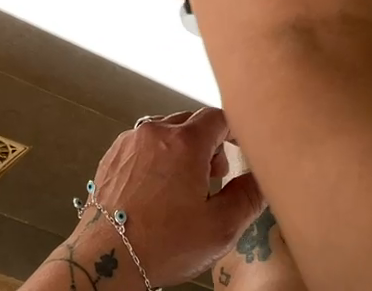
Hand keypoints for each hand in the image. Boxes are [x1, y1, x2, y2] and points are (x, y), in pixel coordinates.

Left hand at [57, 108, 264, 289]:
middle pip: (191, 122)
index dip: (233, 129)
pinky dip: (157, 156)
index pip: (217, 117)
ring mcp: (130, 139)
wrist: (109, 254)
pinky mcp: (114, 153)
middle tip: (214, 178)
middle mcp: (155, 131)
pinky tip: (158, 188)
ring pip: (166, 131)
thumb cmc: (165, 242)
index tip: (241, 146)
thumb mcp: (221, 226)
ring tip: (186, 186)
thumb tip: (262, 177)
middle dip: (209, 143)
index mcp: (184, 142)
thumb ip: (248, 195)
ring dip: (182, 149)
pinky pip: (144, 142)